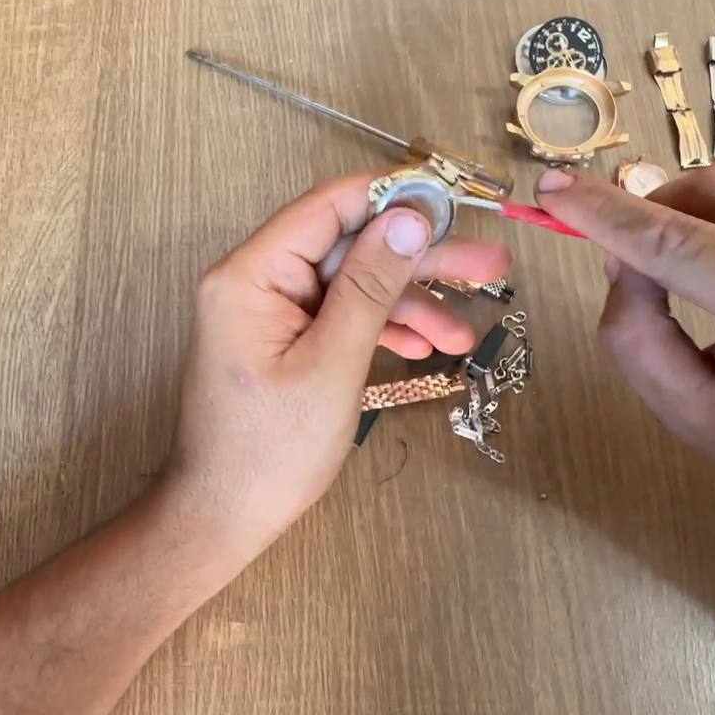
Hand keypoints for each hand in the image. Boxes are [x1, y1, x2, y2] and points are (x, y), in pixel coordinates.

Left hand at [162, 173, 511, 550]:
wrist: (224, 516)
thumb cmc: (271, 450)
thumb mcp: (332, 365)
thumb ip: (370, 287)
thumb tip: (409, 216)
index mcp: (251, 274)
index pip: (328, 208)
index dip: (393, 197)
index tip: (454, 200)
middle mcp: (255, 281)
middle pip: (348, 248)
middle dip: (417, 259)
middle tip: (490, 262)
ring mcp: (270, 312)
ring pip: (351, 285)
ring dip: (408, 303)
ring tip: (466, 331)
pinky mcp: (283, 340)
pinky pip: (338, 318)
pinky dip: (380, 329)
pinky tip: (425, 346)